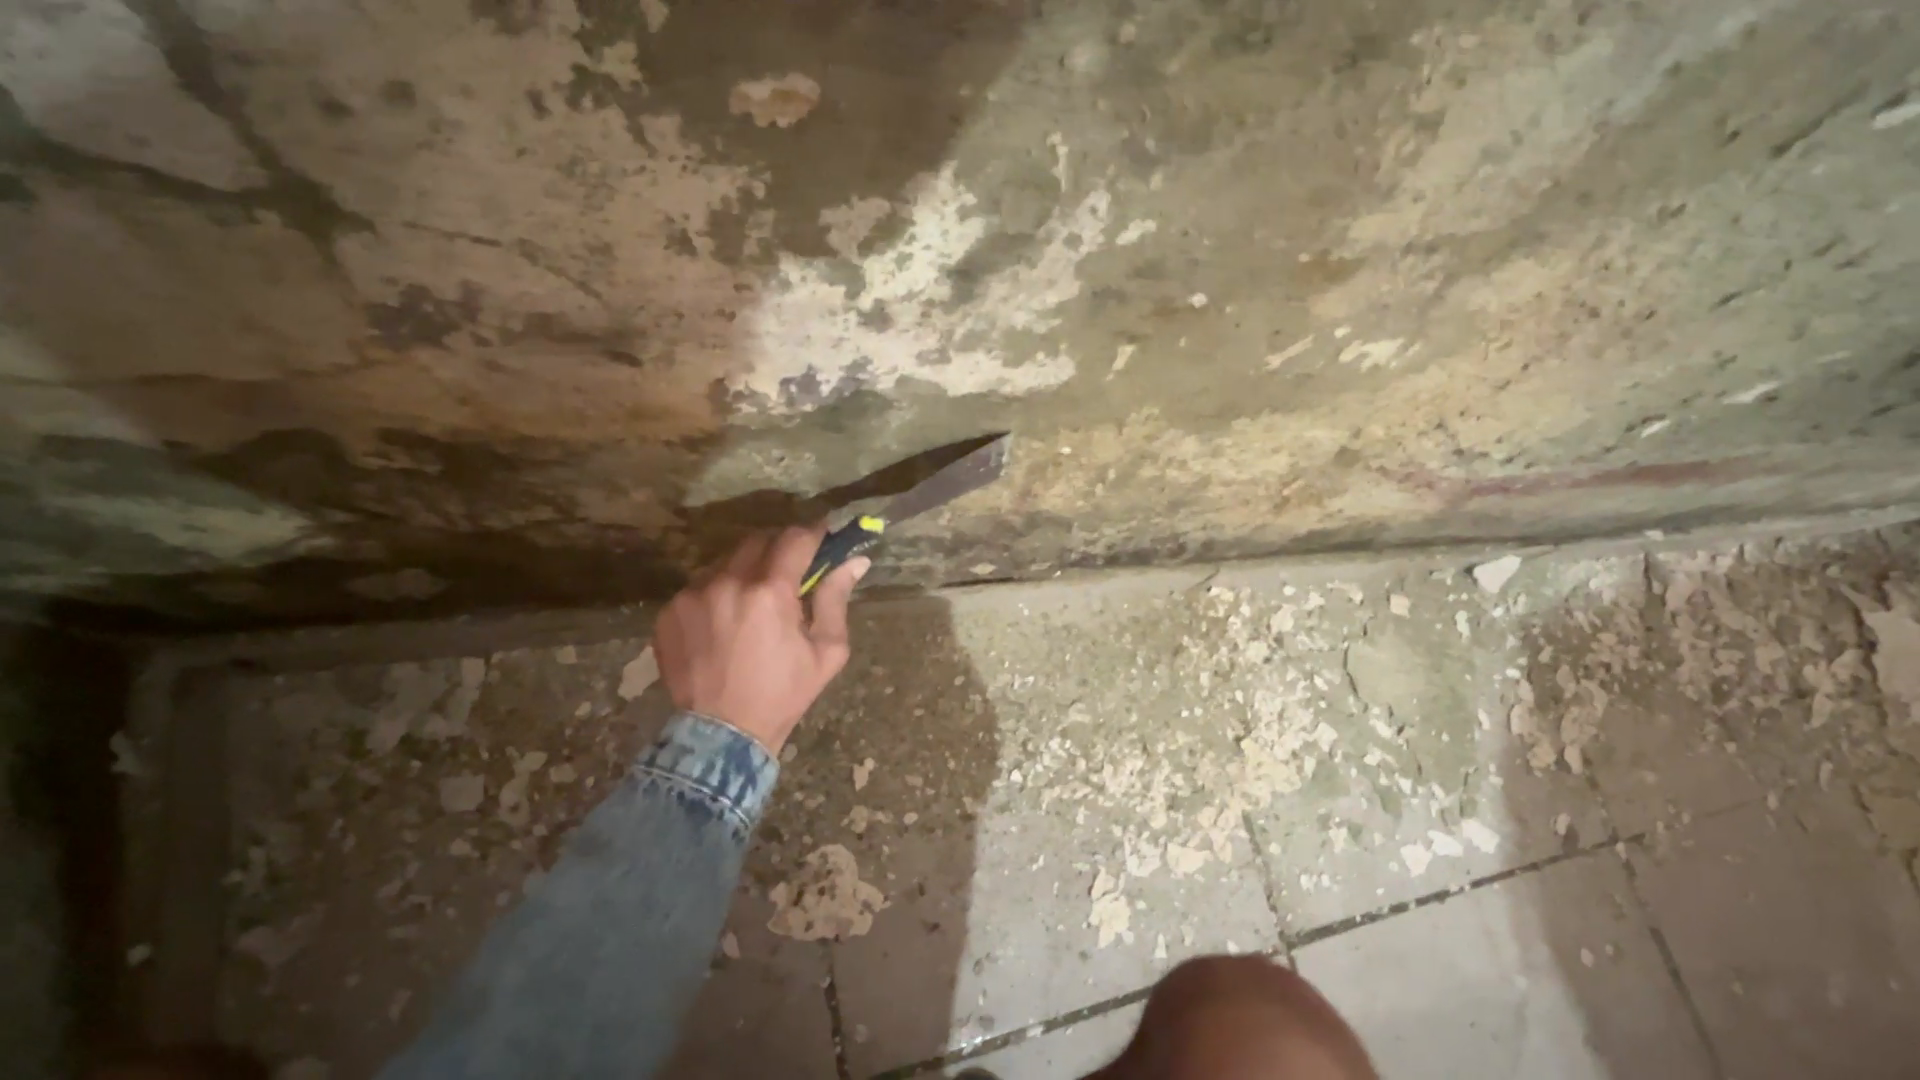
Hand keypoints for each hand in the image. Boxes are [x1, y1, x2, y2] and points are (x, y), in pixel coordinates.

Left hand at [652, 525, 867, 753]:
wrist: (723, 734)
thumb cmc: (783, 694)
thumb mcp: (826, 652)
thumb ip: (836, 599)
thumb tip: (855, 561)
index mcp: (770, 592)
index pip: (794, 538)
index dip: (813, 533)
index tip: (822, 535)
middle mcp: (727, 583)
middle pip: (757, 541)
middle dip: (778, 549)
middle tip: (789, 570)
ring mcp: (692, 596)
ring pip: (724, 563)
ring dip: (744, 572)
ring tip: (752, 603)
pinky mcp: (668, 612)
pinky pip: (698, 588)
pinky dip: (716, 595)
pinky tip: (723, 624)